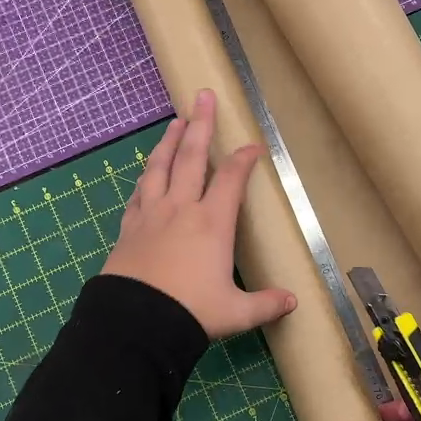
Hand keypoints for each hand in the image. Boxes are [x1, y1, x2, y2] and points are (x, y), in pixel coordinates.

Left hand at [103, 89, 296, 339]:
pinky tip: (146, 173)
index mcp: (212, 224)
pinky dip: (145, 178)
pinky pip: (138, 194)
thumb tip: (292, 302)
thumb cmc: (191, 313)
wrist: (135, 323)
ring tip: (175, 123)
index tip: (253, 147)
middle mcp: (181, 210)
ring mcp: (151, 216)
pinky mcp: (128, 229)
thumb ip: (264, 304)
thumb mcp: (235, 313)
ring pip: (160, 167)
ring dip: (169, 142)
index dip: (244, 160)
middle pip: (192, 158)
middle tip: (203, 97)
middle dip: (201, 125)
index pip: (232, 180)